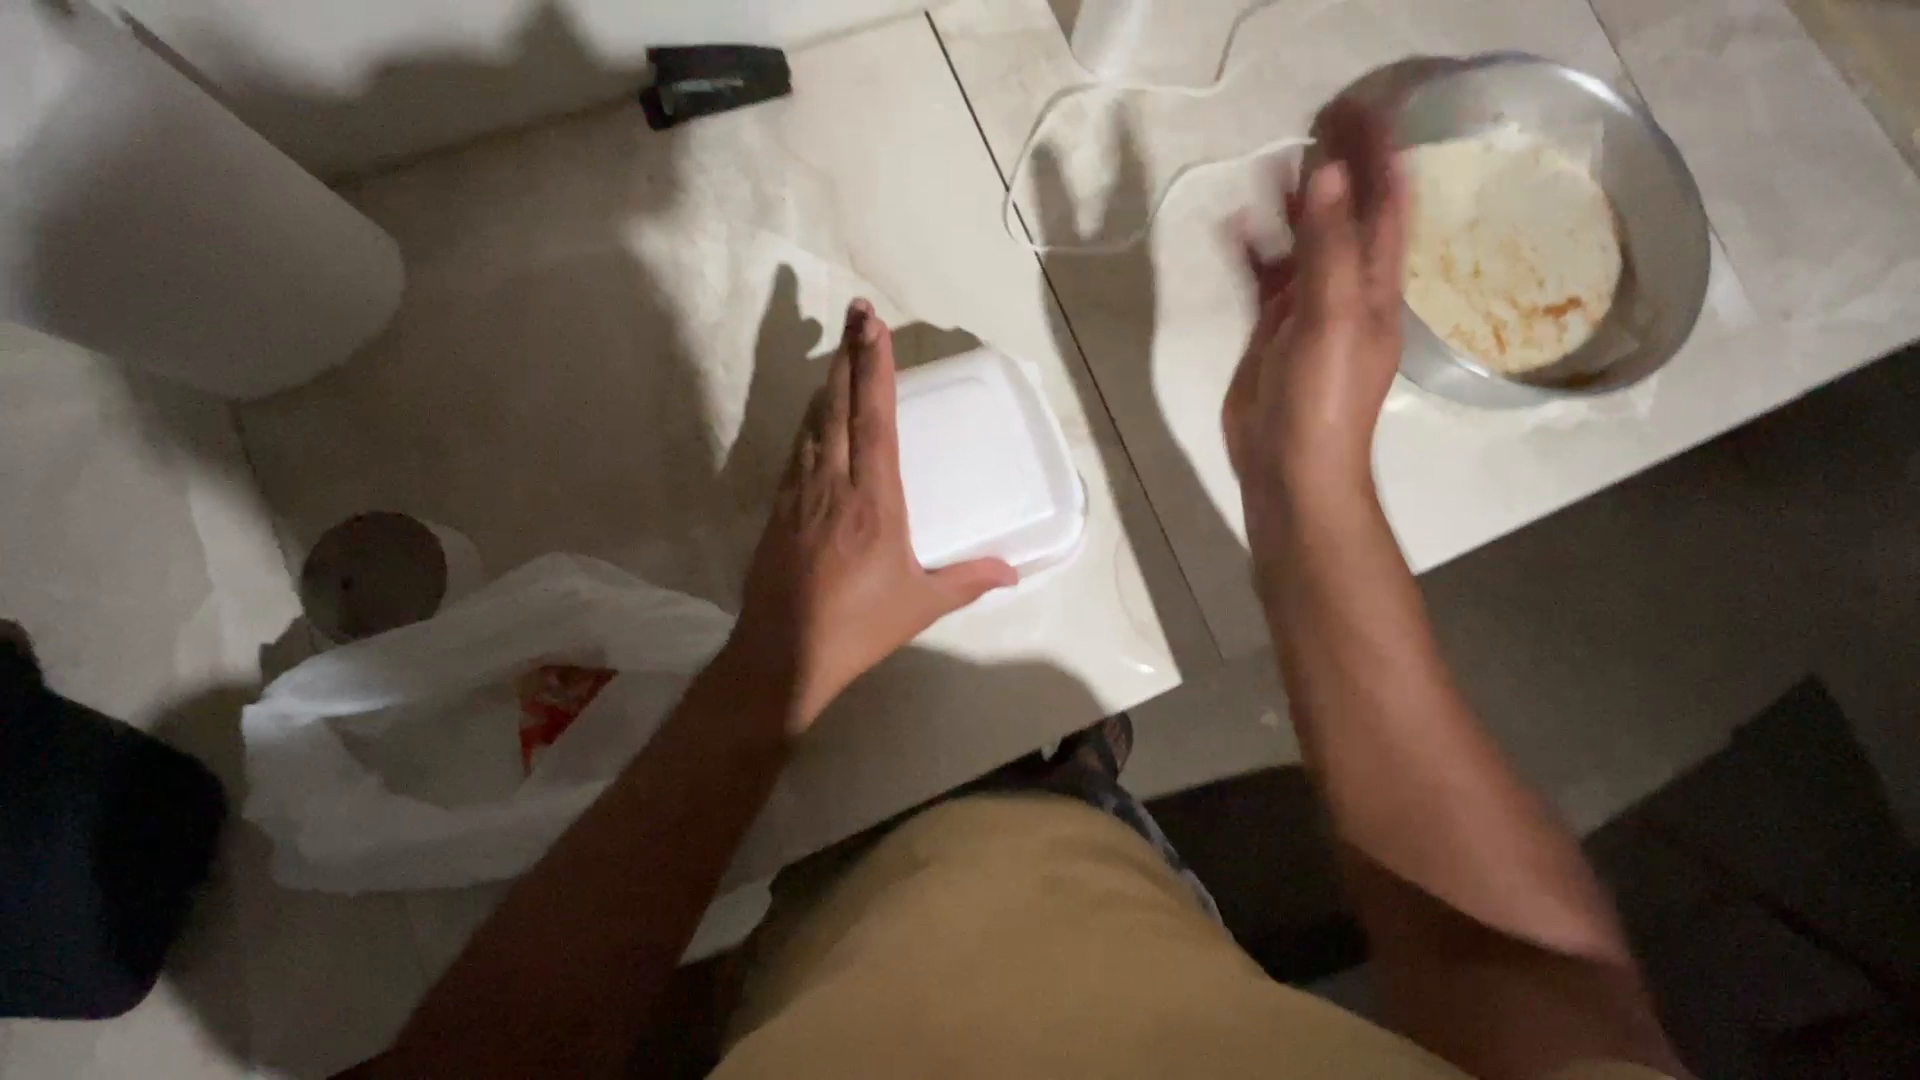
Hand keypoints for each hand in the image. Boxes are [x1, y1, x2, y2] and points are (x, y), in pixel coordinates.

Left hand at [729, 300, 1018, 732]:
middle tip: (854, 312)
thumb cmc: (859, 627)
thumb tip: (1012, 573)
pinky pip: (795, 451)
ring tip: (839, 352)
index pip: (876, 420)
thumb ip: (967, 581)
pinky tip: (814, 416)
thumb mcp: (922, 605)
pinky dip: (809, 422)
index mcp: (873, 501)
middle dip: (848, 354)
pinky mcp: (777, 510)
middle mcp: (833, 484)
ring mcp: (798, 494)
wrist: (783, 654)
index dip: (875, 368)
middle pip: (838, 405)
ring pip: (812, 422)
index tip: (874, 326)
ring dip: (827, 382)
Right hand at [1222, 99, 1406, 523]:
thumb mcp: (1330, 318)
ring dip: (1290, 208)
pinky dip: (1252, 252)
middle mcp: (1344, 291)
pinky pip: (1263, 280)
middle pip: (1344, 219)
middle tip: (1315, 124)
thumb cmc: (1322, 398)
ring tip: (1271, 164)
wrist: (1290, 467)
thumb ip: (1327, 247)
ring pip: (1301, 245)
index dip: (1380, 160)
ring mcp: (1305, 312)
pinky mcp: (1269, 334)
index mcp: (1373, 286)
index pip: (1385, 208)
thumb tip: (1326, 174)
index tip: (1363, 113)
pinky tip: (1234, 228)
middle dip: (1335, 173)